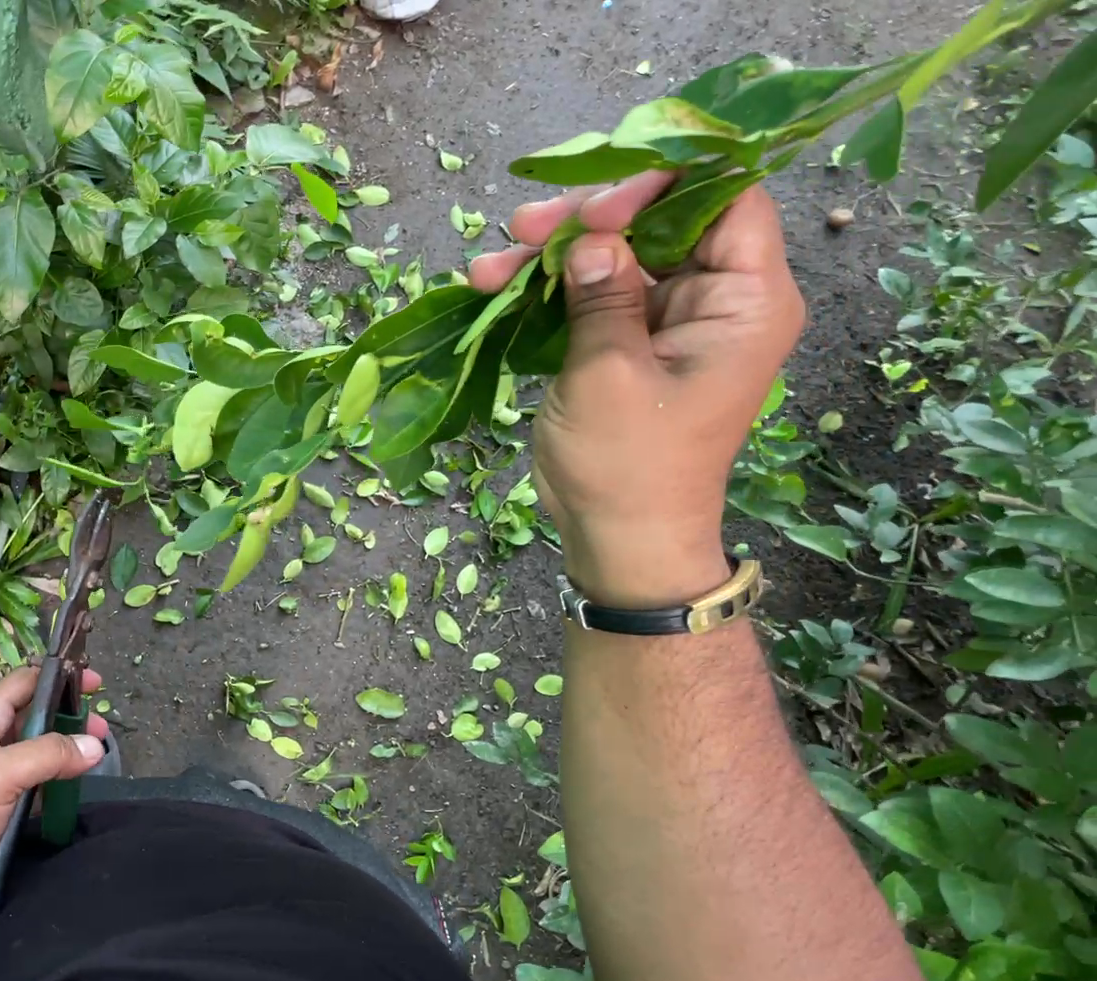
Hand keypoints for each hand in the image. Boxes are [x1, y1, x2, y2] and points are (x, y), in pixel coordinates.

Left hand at [0, 665, 108, 927]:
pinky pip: (35, 782)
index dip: (60, 677)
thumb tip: (95, 745)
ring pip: (38, 750)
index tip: (95, 683)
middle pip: (36, 715)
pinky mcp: (0, 804)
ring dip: (66, 750)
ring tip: (97, 758)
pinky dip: (56, 780)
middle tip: (103, 731)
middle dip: (70, 717)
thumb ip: (48, 755)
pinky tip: (75, 788)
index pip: (26, 681)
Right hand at [467, 173, 804, 607]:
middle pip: (658, 223)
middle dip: (587, 220)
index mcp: (744, 300)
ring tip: (490, 266)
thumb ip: (603, 296)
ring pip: (614, 259)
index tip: (591, 209)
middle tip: (522, 227)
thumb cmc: (626, 464)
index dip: (661, 185)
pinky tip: (495, 289)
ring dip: (551, 257)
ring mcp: (666, 323)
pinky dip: (546, 292)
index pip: (725, 198)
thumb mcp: (608, 374)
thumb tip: (592, 237)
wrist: (618, 539)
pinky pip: (591, 299)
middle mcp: (714, 300)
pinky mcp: (625, 346)